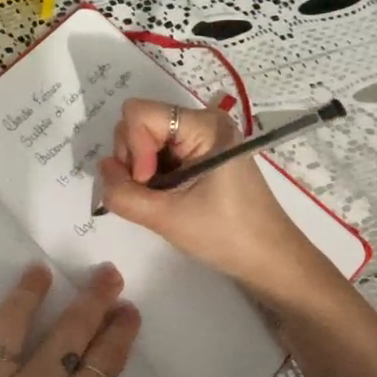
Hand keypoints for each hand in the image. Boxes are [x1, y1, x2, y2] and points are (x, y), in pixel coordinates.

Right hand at [96, 100, 341, 308]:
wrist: (272, 262)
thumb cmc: (227, 237)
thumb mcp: (166, 218)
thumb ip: (122, 193)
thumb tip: (104, 170)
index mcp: (204, 126)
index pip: (138, 114)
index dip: (133, 148)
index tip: (148, 183)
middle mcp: (202, 122)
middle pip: (138, 122)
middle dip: (132, 158)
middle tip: (150, 194)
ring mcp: (201, 138)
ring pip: (144, 138)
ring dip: (139, 169)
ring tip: (160, 199)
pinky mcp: (198, 154)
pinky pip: (157, 151)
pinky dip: (151, 174)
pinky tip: (166, 197)